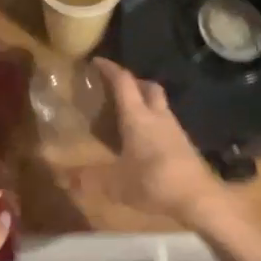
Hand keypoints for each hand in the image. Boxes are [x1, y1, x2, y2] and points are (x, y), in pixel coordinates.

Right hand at [92, 58, 225, 224]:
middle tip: (116, 89)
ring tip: (128, 115)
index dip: (110, 69)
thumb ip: (88, 179)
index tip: (97, 62)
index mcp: (137, 116)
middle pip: (148, 86)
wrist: (198, 198)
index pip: (124, 82)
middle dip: (132, 82)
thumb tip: (62, 177)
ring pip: (160, 104)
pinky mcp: (184, 143)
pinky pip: (166, 122)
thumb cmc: (153, 182)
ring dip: (145, 102)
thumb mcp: (115, 184)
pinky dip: (154, 121)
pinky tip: (145, 140)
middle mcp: (157, 115)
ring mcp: (174, 128)